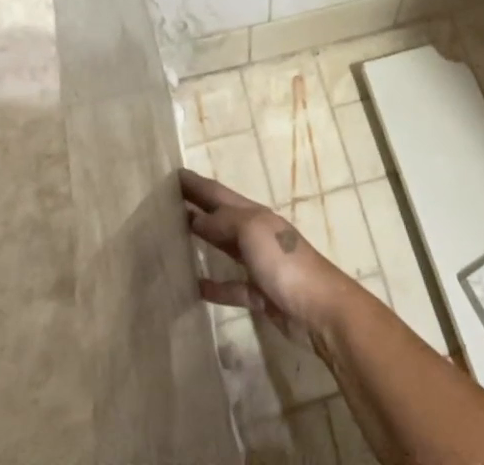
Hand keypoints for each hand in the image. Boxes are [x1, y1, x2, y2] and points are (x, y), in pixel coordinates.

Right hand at [181, 168, 361, 338]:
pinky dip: (213, 286)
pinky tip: (193, 287)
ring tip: (173, 240)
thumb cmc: (286, 263)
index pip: (220, 194)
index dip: (197, 184)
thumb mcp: (254, 230)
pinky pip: (231, 287)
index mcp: (256, 215)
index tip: (172, 174)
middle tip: (164, 203)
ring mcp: (259, 265)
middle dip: (196, 208)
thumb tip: (197, 219)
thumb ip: (224, 221)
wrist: (318, 309)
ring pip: (225, 249)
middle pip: (220, 218)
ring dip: (203, 242)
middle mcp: (257, 235)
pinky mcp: (259, 294)